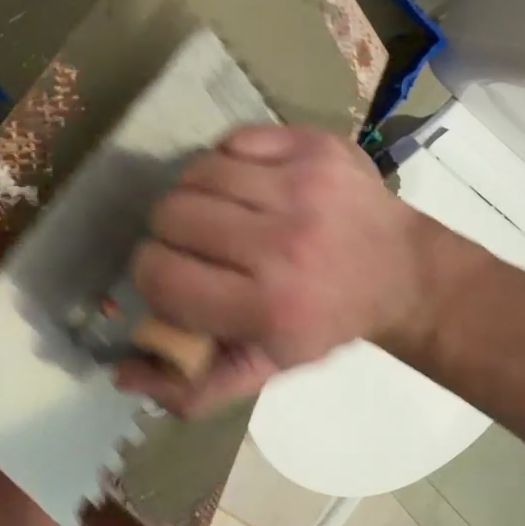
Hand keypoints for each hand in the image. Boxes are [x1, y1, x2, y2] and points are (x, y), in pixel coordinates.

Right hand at [116, 124, 436, 416]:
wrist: (402, 271)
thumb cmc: (324, 321)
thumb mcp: (265, 367)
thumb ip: (192, 386)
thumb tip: (122, 374)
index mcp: (269, 308)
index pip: (161, 274)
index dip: (152, 275)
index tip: (170, 278)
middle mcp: (285, 243)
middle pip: (170, 214)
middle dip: (168, 231)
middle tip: (193, 243)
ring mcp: (303, 186)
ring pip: (195, 171)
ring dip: (194, 192)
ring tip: (218, 211)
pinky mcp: (315, 146)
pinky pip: (232, 140)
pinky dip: (228, 160)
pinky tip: (247, 184)